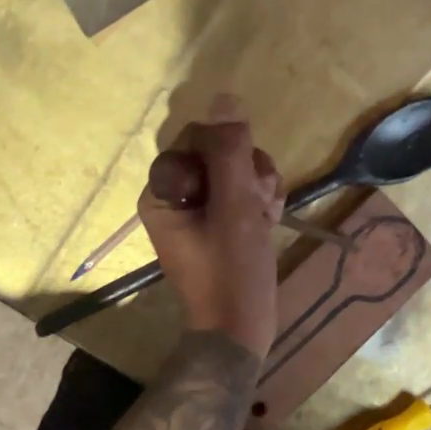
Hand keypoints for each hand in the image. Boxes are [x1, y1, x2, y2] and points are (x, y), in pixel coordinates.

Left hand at [140, 95, 284, 357]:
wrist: (239, 332)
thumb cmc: (232, 273)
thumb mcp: (235, 209)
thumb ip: (230, 152)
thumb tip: (225, 97)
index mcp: (162, 192)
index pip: (197, 138)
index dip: (229, 152)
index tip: (244, 185)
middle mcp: (174, 198)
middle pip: (219, 152)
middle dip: (248, 172)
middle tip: (258, 205)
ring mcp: (198, 212)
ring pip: (236, 171)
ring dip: (260, 187)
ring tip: (265, 217)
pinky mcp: (219, 225)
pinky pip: (241, 193)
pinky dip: (260, 203)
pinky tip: (268, 223)